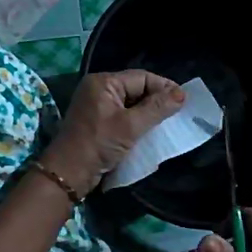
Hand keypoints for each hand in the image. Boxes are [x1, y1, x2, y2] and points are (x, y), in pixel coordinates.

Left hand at [38, 70, 184, 197]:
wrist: (68, 174)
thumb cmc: (98, 145)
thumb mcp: (130, 126)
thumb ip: (157, 108)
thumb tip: (182, 94)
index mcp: (104, 82)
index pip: (142, 77)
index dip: (164, 87)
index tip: (183, 101)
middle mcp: (99, 88)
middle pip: (137, 88)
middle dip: (158, 99)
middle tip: (178, 112)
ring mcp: (97, 105)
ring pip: (132, 102)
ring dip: (149, 111)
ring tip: (168, 121)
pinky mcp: (98, 120)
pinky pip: (124, 113)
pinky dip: (139, 120)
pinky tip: (151, 129)